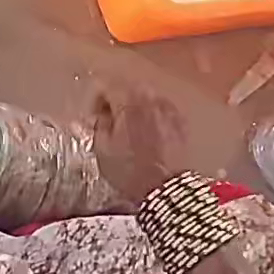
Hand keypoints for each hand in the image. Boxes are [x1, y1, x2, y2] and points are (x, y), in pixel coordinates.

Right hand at [90, 88, 186, 206]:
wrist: (167, 187)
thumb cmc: (130, 170)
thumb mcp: (102, 150)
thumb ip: (97, 125)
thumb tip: (97, 116)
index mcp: (128, 101)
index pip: (106, 86)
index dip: (94, 101)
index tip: (93, 119)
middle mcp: (150, 97)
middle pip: (127, 89)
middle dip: (115, 102)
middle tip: (109, 123)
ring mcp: (169, 108)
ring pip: (146, 98)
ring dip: (134, 109)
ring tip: (129, 130)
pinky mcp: (181, 121)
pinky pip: (161, 110)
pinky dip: (151, 117)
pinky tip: (148, 136)